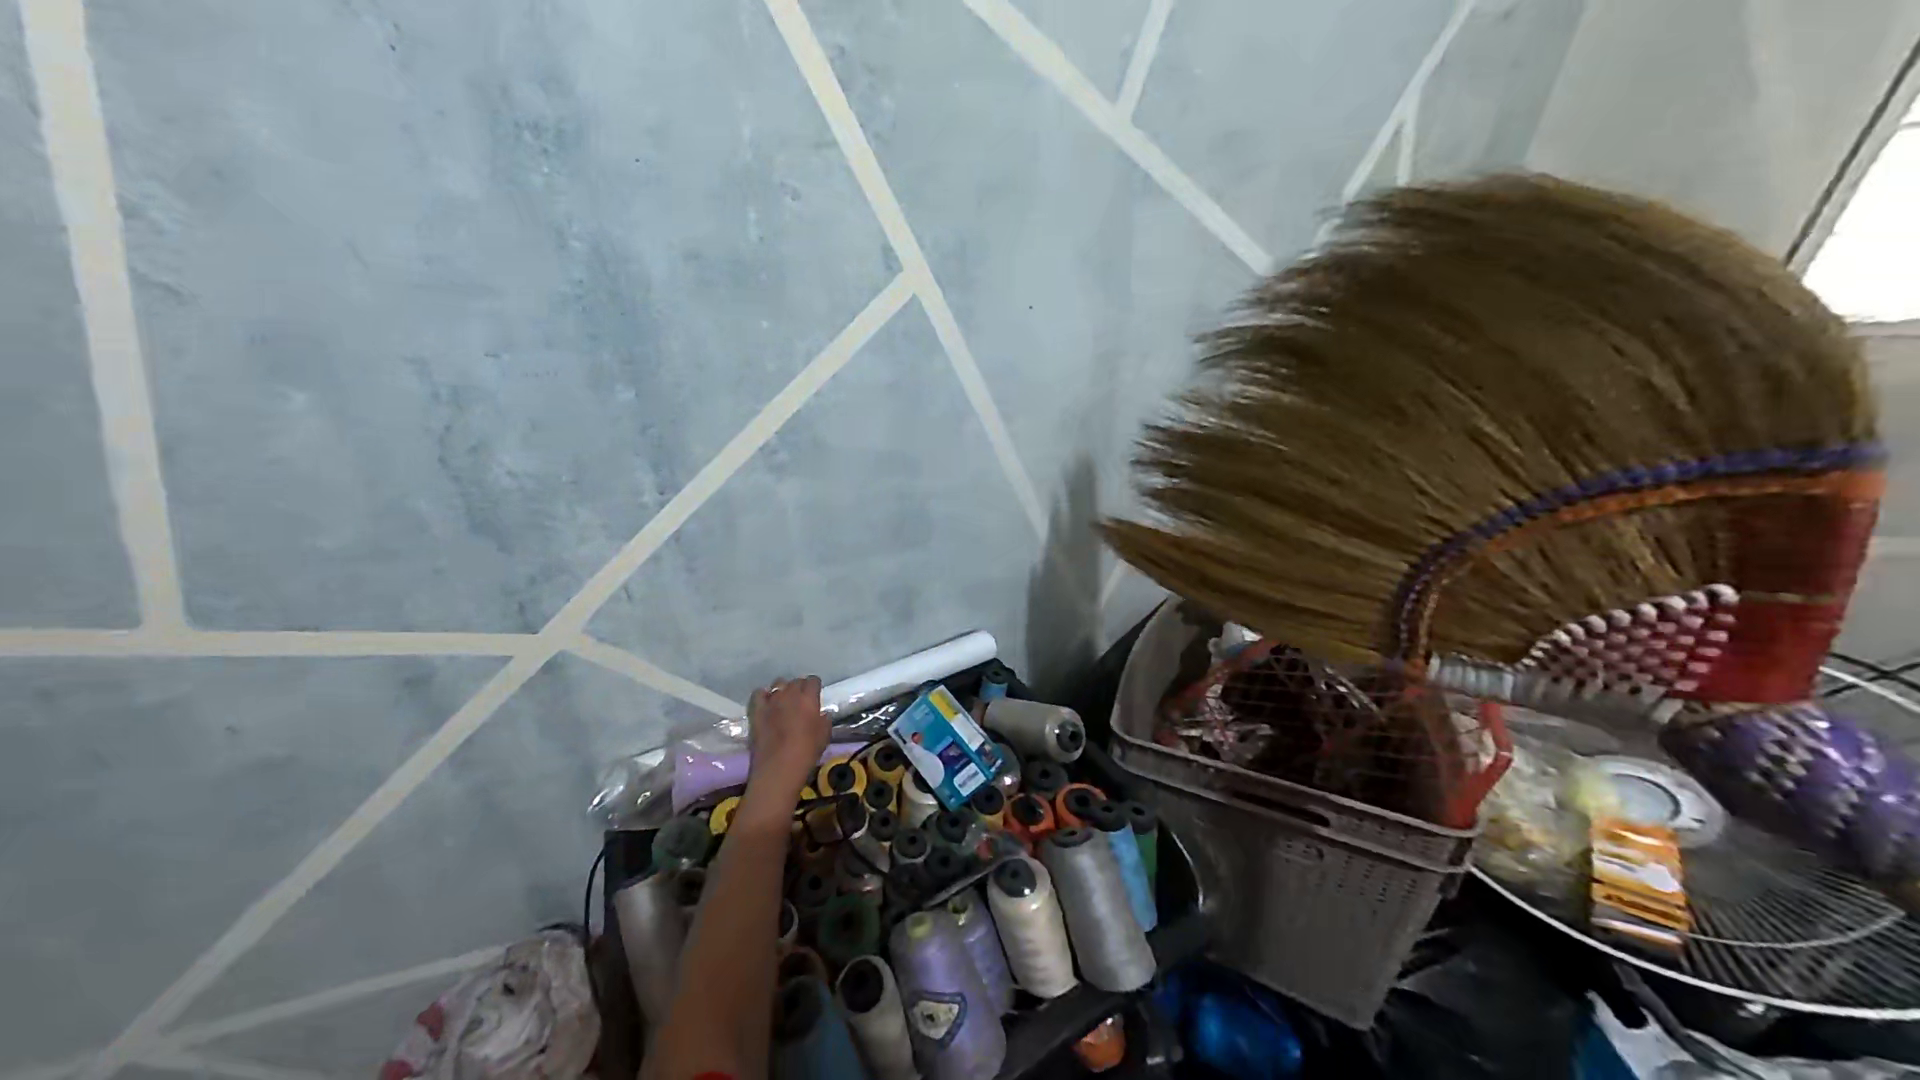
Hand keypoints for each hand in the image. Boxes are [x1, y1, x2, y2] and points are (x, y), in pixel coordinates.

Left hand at [745, 676, 829, 802]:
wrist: (778, 767)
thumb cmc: (806, 753)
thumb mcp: (825, 736)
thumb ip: (824, 720)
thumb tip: (822, 714)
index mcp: (809, 699)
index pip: (813, 680)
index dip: (815, 687)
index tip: (815, 695)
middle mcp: (790, 694)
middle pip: (796, 681)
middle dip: (800, 687)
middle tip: (801, 700)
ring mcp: (771, 701)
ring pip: (778, 683)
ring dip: (783, 689)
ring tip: (784, 701)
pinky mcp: (757, 710)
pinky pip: (759, 693)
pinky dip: (764, 695)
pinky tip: (767, 703)